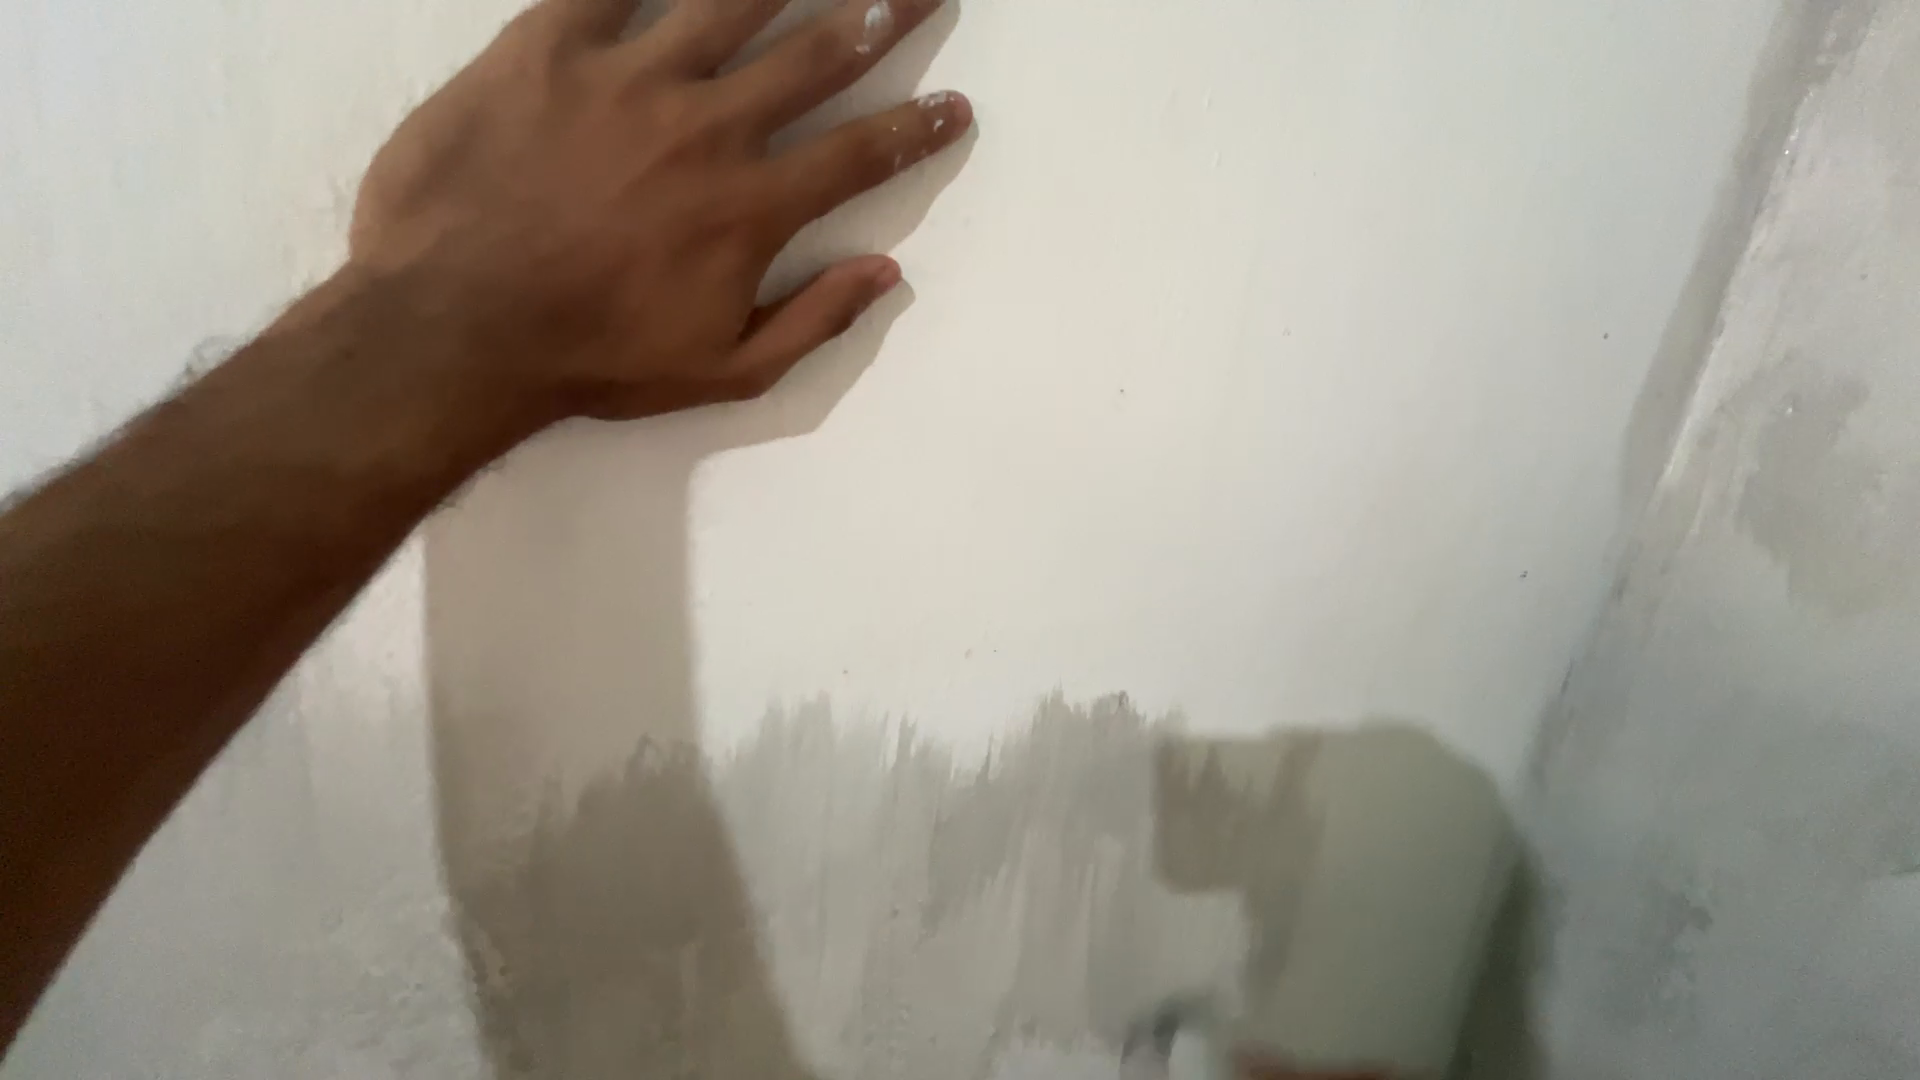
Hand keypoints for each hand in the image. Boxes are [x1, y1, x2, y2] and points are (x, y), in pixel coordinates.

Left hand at [349, 0, 969, 420]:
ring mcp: (627, 77)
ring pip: (728, 1)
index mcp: (752, 208)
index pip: (860, 154)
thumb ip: (814, 320)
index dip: (917, 129)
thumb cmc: (603, 359)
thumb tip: (886, 273)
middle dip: (882, 16)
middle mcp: (708, 127)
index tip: (956, 106)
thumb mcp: (729, 371)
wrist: (460, 327)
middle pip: (816, 54)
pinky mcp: (545, 46)